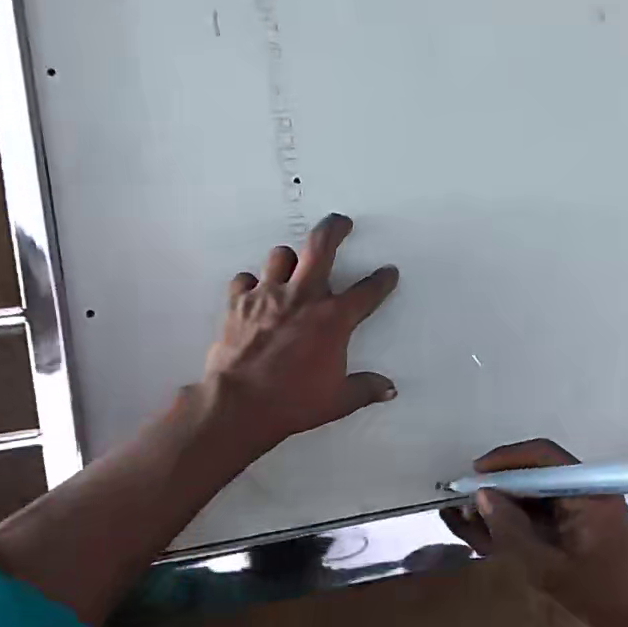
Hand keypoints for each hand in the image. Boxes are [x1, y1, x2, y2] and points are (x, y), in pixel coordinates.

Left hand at [202, 213, 399, 449]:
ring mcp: (268, 296)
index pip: (367, 291)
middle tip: (341, 223)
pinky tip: (254, 293)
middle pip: (321, 246)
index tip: (387, 273)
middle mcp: (302, 298)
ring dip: (288, 259)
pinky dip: (250, 283)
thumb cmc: (290, 401)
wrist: (240, 403)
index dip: (381, 280)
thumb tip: (388, 389)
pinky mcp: (239, 303)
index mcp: (332, 320)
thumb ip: (365, 388)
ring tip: (292, 266)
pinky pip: (244, 279)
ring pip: (280, 256)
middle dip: (335, 228)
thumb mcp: (337, 400)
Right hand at [439, 439, 627, 626]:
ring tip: (474, 520)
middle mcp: (589, 489)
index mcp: (589, 493)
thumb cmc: (597, 594)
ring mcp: (585, 503)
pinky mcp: (579, 517)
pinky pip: (540, 506)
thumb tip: (482, 495)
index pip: (543, 457)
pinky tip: (492, 532)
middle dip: (499, 484)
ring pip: (534, 489)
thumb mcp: (544, 565)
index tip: (475, 474)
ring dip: (503, 501)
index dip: (505, 460)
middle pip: (535, 470)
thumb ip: (510, 528)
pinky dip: (515, 515)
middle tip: (468, 502)